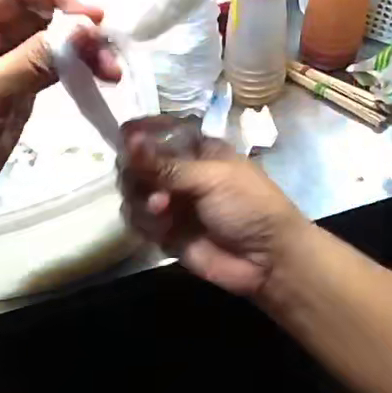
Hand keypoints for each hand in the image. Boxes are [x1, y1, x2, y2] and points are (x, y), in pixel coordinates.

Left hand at [0, 0, 120, 269]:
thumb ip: (36, 59)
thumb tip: (89, 28)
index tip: (93, 18)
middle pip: (37, 11)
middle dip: (76, 27)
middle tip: (111, 51)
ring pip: (49, 42)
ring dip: (82, 52)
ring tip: (111, 73)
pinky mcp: (12, 94)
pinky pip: (51, 71)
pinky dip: (76, 73)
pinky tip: (99, 80)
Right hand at [118, 123, 311, 296]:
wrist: (267, 259)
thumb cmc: (248, 205)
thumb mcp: (211, 178)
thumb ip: (166, 164)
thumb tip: (128, 138)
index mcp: (198, 150)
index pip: (159, 133)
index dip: (139, 134)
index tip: (125, 137)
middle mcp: (180, 173)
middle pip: (137, 164)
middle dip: (136, 173)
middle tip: (149, 183)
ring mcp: (172, 203)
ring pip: (134, 193)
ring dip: (142, 200)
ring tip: (162, 209)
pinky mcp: (166, 232)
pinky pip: (138, 221)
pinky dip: (145, 223)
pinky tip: (163, 229)